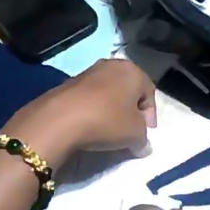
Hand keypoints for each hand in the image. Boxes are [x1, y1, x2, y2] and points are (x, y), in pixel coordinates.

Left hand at [6, 59, 155, 164]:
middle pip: (128, 90)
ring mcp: (89, 72)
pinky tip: (90, 126)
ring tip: (108, 130)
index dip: (150, 116)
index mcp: (133, 71)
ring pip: (108, 92)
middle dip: (131, 110)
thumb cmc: (107, 120)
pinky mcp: (68, 82)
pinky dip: (94, 110)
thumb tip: (143, 145)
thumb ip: (143, 138)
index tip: (146, 134)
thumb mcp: (135, 134)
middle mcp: (112, 65)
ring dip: (111, 109)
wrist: (59, 119)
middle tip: (129, 130)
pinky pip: (89, 97)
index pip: (149, 93)